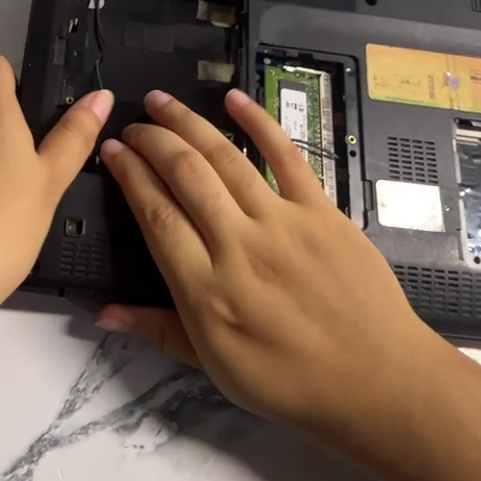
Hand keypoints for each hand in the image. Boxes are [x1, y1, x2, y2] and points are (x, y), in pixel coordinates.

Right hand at [96, 89, 442, 432]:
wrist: (378, 382)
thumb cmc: (291, 381)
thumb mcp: (215, 368)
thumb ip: (158, 330)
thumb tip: (103, 312)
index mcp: (207, 292)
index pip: (156, 215)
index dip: (129, 175)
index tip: (111, 152)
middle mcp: (240, 248)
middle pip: (185, 176)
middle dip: (151, 141)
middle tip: (132, 126)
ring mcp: (283, 224)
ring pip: (225, 158)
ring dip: (188, 123)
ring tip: (161, 102)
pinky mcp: (322, 212)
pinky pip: (286, 156)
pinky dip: (258, 122)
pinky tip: (234, 98)